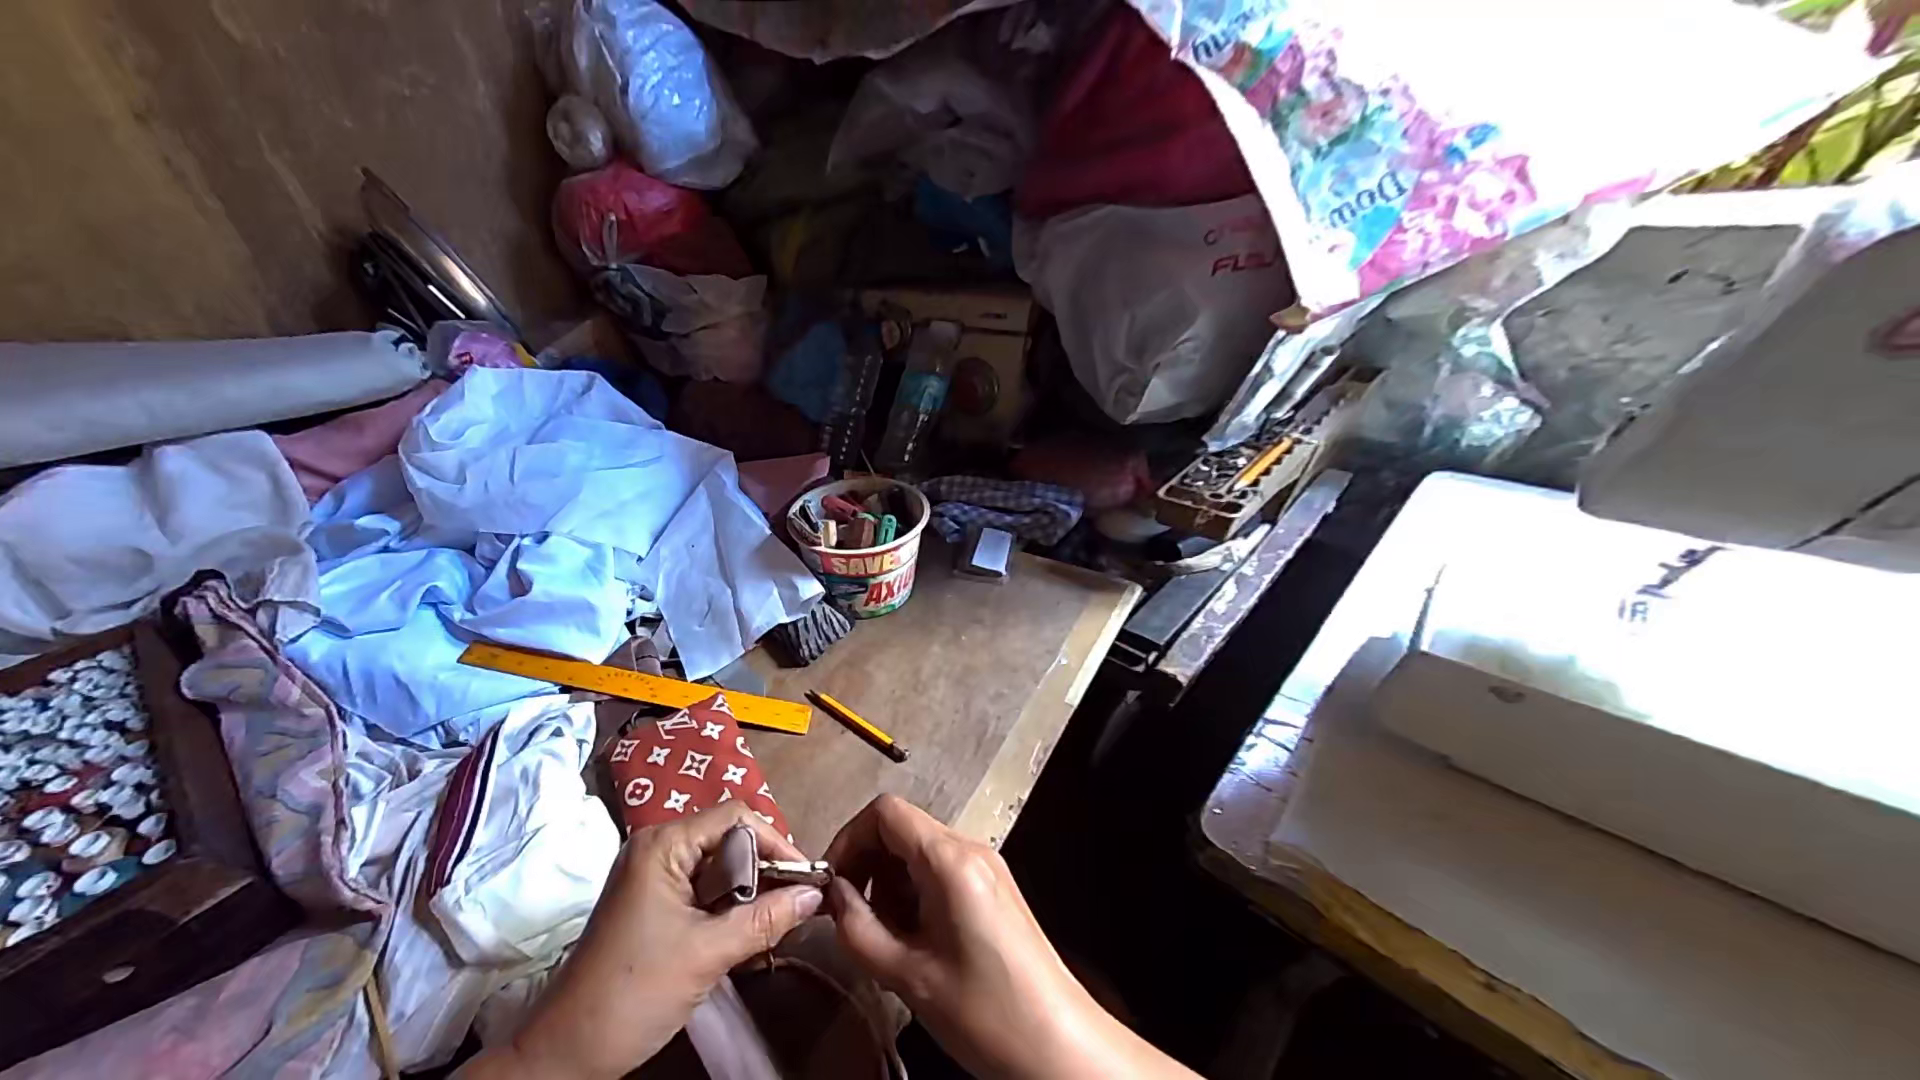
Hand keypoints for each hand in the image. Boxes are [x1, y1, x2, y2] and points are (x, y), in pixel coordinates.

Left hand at [465, 802, 824, 1079]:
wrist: (561, 1057)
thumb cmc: (633, 994)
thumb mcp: (708, 954)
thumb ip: (766, 918)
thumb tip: (816, 894)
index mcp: (664, 844)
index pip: (736, 817)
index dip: (776, 842)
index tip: (804, 876)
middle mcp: (657, 847)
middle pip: (729, 837)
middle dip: (765, 868)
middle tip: (795, 899)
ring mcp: (652, 874)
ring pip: (720, 864)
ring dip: (750, 890)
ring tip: (777, 917)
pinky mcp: (653, 900)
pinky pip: (704, 886)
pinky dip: (729, 904)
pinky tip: (747, 930)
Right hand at [824, 795, 1197, 1079]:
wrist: (1058, 1045)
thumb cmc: (984, 1013)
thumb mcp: (907, 975)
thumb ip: (858, 928)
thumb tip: (833, 894)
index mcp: (950, 860)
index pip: (886, 811)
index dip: (850, 837)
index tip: (831, 881)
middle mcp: (971, 849)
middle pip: (902, 828)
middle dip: (868, 865)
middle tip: (853, 916)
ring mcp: (986, 865)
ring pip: (919, 850)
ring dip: (890, 883)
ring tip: (885, 936)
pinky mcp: (993, 886)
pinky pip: (940, 869)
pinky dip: (914, 892)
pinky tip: (913, 938)